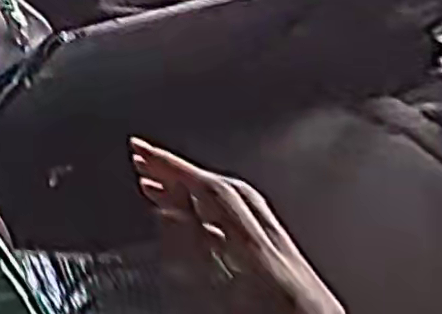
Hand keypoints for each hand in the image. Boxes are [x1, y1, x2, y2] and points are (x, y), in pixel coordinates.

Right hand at [131, 137, 343, 313]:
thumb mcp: (208, 294)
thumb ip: (189, 245)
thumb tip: (166, 201)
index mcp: (268, 261)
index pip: (217, 191)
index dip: (172, 163)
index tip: (139, 147)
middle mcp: (291, 260)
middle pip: (236, 195)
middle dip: (184, 172)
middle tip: (145, 158)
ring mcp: (302, 273)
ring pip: (249, 211)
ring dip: (199, 191)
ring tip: (161, 183)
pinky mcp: (303, 284)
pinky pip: (257, 233)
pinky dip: (218, 216)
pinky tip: (195, 219)